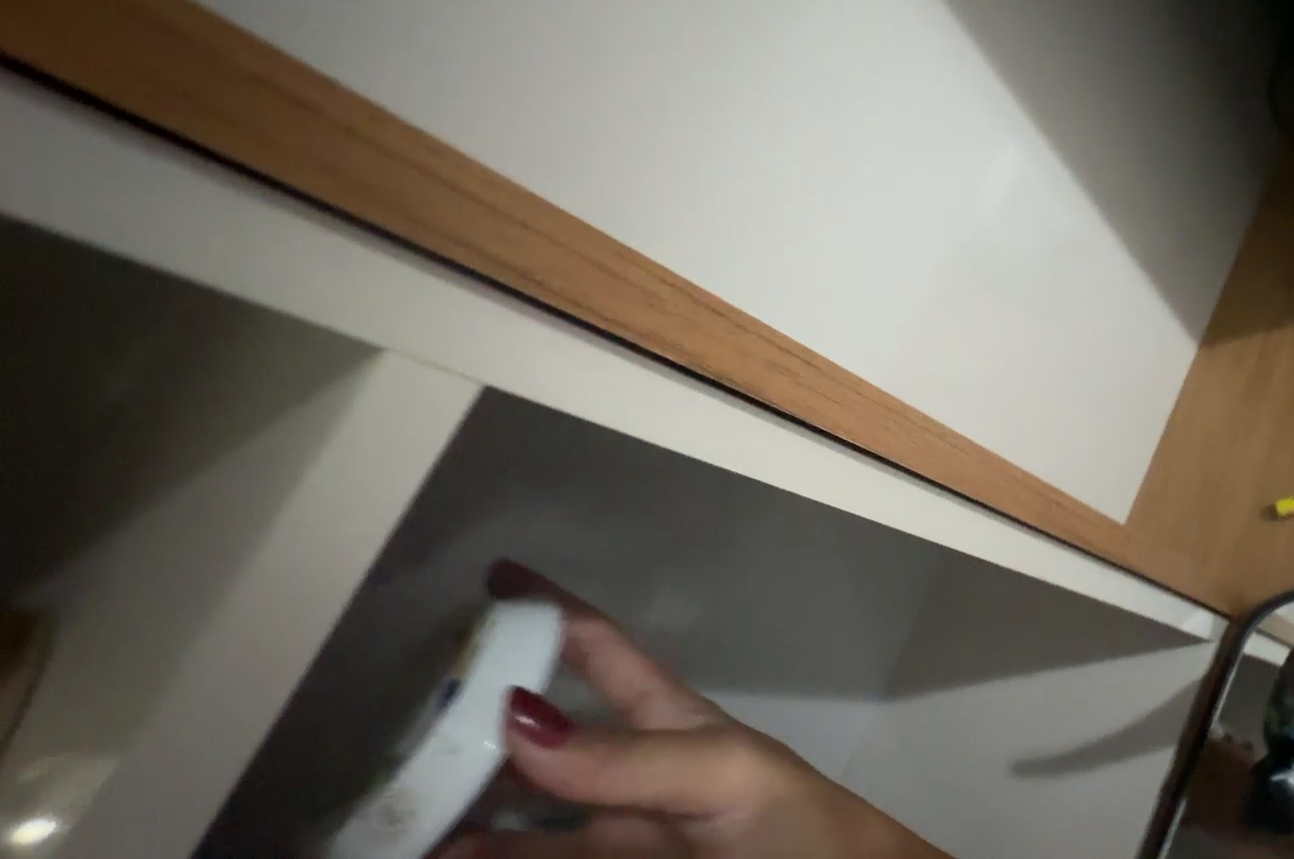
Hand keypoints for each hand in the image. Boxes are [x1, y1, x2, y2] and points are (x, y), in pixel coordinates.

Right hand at [435, 560, 946, 857]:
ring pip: (522, 814)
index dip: (551, 609)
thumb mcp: (718, 773)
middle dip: (474, 730)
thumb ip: (625, 757)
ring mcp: (614, 830)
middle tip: (394, 736)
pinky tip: (443, 858)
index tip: (492, 578)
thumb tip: (517, 719)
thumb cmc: (787, 818)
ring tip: (390, 818)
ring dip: (462, 812)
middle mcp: (626, 767)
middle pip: (539, 738)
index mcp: (662, 717)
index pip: (597, 647)